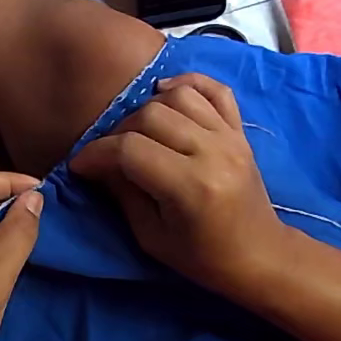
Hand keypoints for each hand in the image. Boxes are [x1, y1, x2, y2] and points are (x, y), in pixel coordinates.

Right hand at [70, 74, 289, 294]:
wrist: (260, 257)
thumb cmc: (202, 257)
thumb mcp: (151, 236)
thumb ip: (122, 193)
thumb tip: (96, 163)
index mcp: (191, 187)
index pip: (130, 149)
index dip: (97, 153)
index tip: (80, 165)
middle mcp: (213, 153)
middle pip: (151, 116)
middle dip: (118, 132)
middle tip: (109, 155)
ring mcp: (231, 137)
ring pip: (178, 95)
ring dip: (148, 108)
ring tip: (137, 131)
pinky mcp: (240, 131)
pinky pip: (214, 90)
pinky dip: (187, 83)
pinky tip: (165, 91)